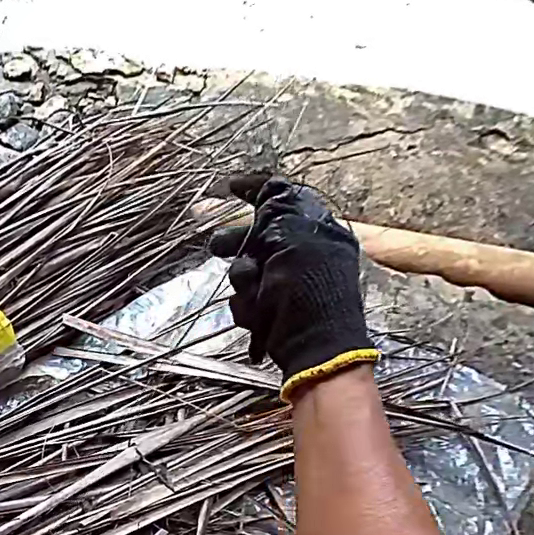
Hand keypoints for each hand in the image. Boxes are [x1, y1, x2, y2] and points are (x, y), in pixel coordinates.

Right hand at [210, 175, 376, 400]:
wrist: (313, 347)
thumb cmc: (310, 291)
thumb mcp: (296, 239)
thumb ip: (281, 210)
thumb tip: (269, 187)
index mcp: (316, 232)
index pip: (283, 200)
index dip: (255, 191)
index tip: (229, 187)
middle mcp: (300, 255)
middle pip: (255, 239)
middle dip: (238, 245)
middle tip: (218, 248)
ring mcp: (284, 286)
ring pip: (244, 273)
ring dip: (244, 284)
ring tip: (258, 298)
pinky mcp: (271, 313)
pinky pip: (245, 301)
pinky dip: (248, 309)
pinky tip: (259, 317)